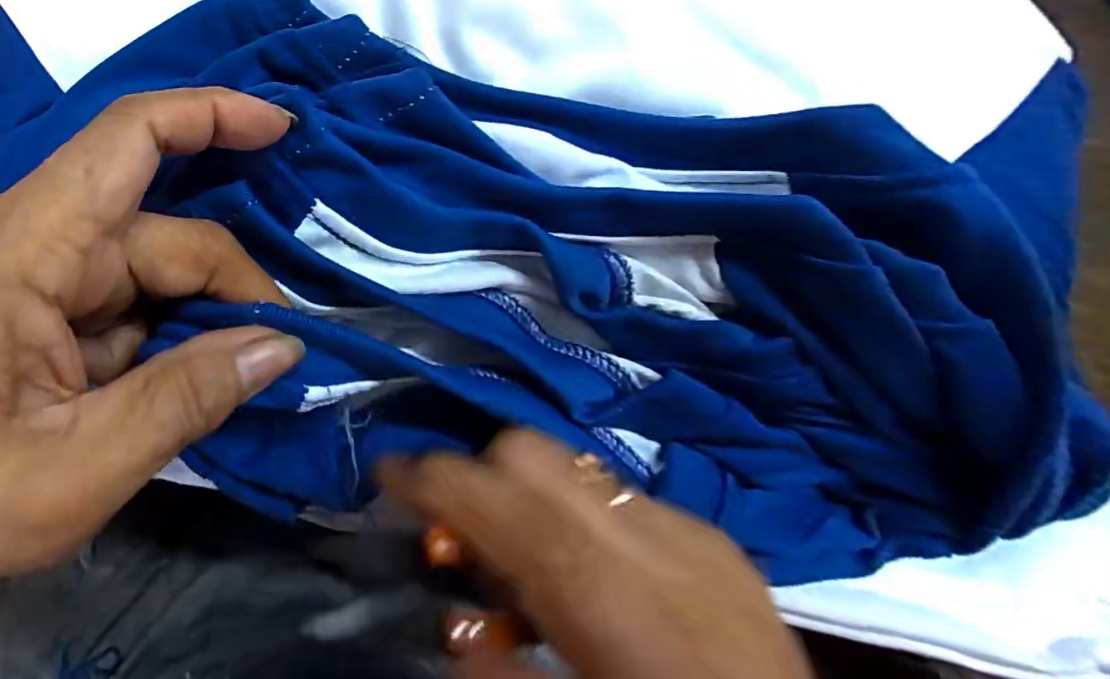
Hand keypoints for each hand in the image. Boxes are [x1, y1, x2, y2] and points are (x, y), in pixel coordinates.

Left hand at [0, 89, 306, 678]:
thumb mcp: (74, 471)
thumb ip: (185, 401)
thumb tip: (283, 347)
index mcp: (29, 248)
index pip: (128, 139)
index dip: (210, 114)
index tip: (281, 128)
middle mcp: (41, 242)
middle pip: (167, 230)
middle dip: (232, 285)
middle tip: (282, 350)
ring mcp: (47, 276)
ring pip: (160, 269)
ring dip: (207, 316)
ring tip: (244, 375)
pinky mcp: (53, 310)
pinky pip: (139, 301)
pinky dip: (179, 332)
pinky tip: (202, 378)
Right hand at [377, 430, 811, 678]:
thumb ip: (499, 660)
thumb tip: (451, 614)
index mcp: (608, 597)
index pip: (499, 501)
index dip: (432, 478)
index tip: (388, 472)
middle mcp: (650, 540)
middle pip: (532, 452)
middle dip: (478, 472)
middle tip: (460, 530)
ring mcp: (692, 531)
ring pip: (575, 460)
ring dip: (528, 488)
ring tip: (521, 551)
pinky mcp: (721, 540)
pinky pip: (624, 494)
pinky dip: (584, 512)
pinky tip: (593, 568)